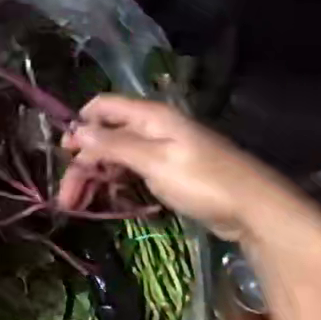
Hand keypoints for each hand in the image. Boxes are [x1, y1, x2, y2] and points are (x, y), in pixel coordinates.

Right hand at [58, 95, 312, 242]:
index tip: (63, 153)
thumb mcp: (155, 162)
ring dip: (93, 179)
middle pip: (103, 138)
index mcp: (150, 117)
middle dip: (81, 164)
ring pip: (113, 158)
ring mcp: (160, 151)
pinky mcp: (167, 173)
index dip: (79, 125)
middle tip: (66, 198)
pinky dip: (113, 186)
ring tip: (78, 206)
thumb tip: (77, 131)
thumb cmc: (205, 182)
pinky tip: (104, 203)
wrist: (257, 212)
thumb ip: (114, 145)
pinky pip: (129, 173)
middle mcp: (152, 128)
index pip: (102, 107)